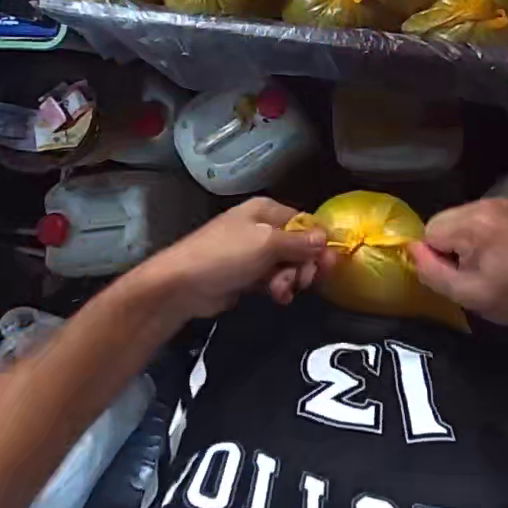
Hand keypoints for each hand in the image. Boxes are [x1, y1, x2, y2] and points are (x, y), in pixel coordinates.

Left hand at [133, 198, 337, 320]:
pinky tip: (276, 297)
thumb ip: (299, 242)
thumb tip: (326, 238)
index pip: (305, 222)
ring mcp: (253, 252)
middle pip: (299, 245)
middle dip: (303, 265)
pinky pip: (273, 279)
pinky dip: (278, 288)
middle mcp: (262, 227)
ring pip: (287, 265)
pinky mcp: (246, 275)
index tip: (325, 265)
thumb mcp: (266, 244)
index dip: (318, 243)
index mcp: (266, 210)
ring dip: (289, 279)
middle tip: (302, 281)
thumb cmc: (225, 256)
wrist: (181, 285)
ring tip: (279, 291)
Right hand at [408, 199, 507, 337]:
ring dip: (458, 242)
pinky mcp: (505, 207)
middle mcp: (484, 204)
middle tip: (470, 273)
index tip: (458, 276)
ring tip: (482, 265)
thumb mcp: (466, 294)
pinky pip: (470, 218)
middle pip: (440, 222)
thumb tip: (409, 250)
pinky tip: (490, 254)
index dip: (436, 258)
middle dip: (446, 247)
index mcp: (475, 223)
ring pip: (453, 220)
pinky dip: (471, 235)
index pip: (429, 232)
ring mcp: (496, 203)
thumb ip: (431, 271)